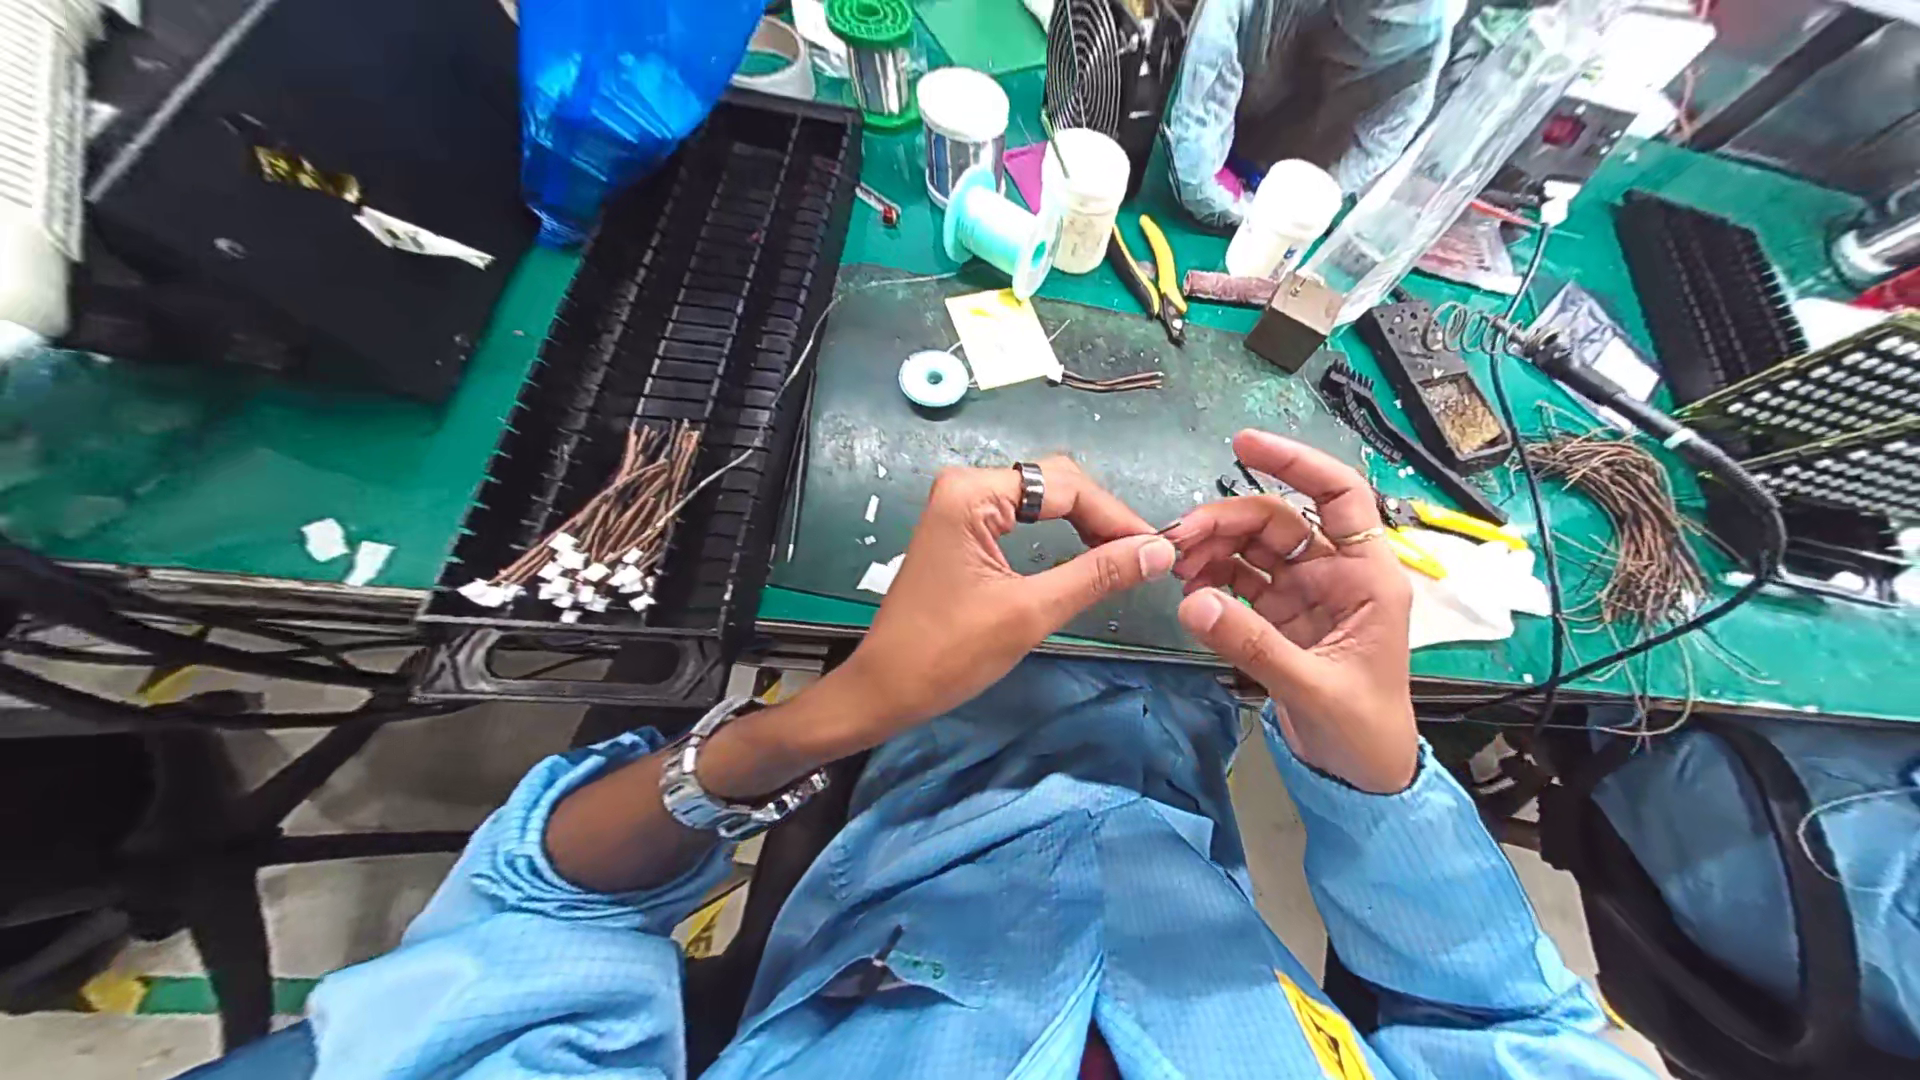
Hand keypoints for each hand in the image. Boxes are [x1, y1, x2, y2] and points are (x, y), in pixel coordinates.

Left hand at [828, 457, 1176, 745]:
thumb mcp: (1029, 612)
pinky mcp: (960, 529)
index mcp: (972, 493)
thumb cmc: (948, 652)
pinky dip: (1057, 533)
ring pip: (1040, 500)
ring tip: (1124, 554)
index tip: (1160, 547)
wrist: (886, 688)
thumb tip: (1159, 550)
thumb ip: (1097, 574)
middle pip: (1053, 485)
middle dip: (1102, 517)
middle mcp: (964, 485)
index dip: (1117, 516)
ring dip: (1084, 524)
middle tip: (1145, 553)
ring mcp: (959, 506)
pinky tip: (1085, 550)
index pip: (1065, 486)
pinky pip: (1020, 518)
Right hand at [1165, 430, 1417, 792]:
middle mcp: (1332, 572)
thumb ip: (1251, 643)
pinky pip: (1236, 579)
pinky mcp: (1274, 613)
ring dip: (1211, 547)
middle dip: (1224, 521)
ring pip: (1250, 547)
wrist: (1358, 773)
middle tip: (1176, 539)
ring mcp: (1300, 591)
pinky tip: (1188, 588)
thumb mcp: (1313, 686)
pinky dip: (1209, 577)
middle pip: (1275, 520)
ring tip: (1175, 565)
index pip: (1338, 495)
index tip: (1243, 445)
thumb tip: (1190, 601)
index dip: (1295, 462)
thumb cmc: (1363, 728)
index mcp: (1365, 576)